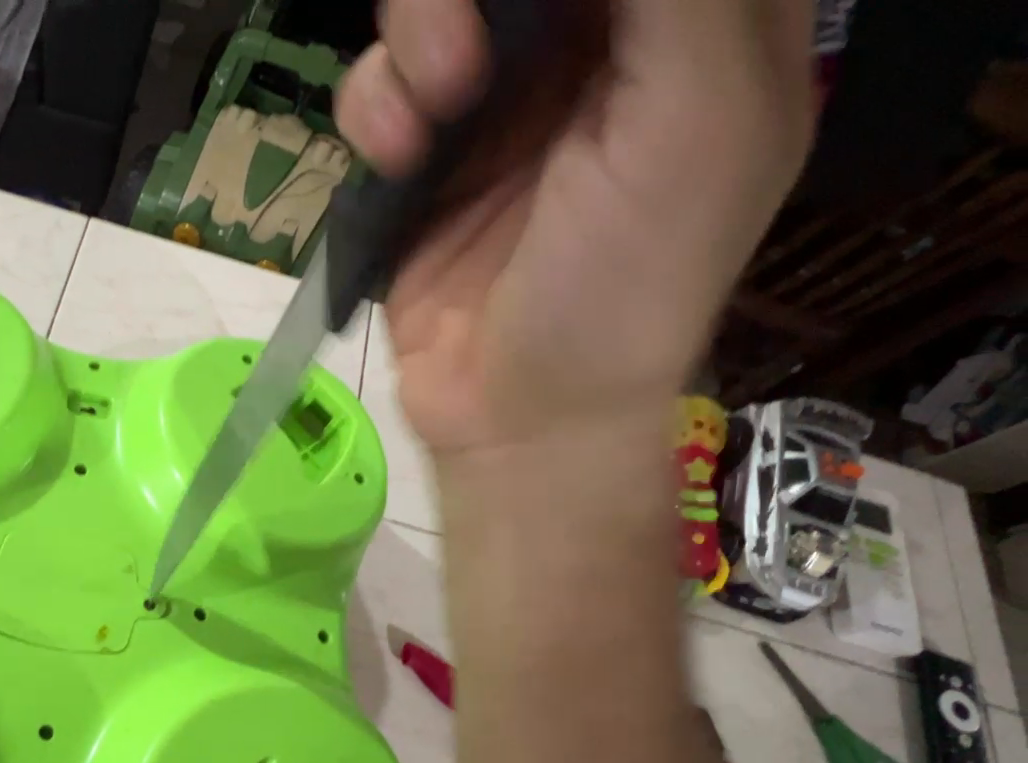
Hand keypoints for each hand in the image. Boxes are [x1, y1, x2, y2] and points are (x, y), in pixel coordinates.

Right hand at [336, 0, 814, 455]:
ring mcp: (497, 105)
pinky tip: (397, 163)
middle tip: (465, 60)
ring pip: (430, 13)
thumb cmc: (626, 282)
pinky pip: (378, 87)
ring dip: (412, 45)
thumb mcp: (698, 118)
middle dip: (464, 0)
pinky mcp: (422, 158)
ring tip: (428, 124)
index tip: (541, 10)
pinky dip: (373, 112)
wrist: (515, 413)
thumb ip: (673, 0)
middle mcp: (590, 53)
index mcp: (692, 28)